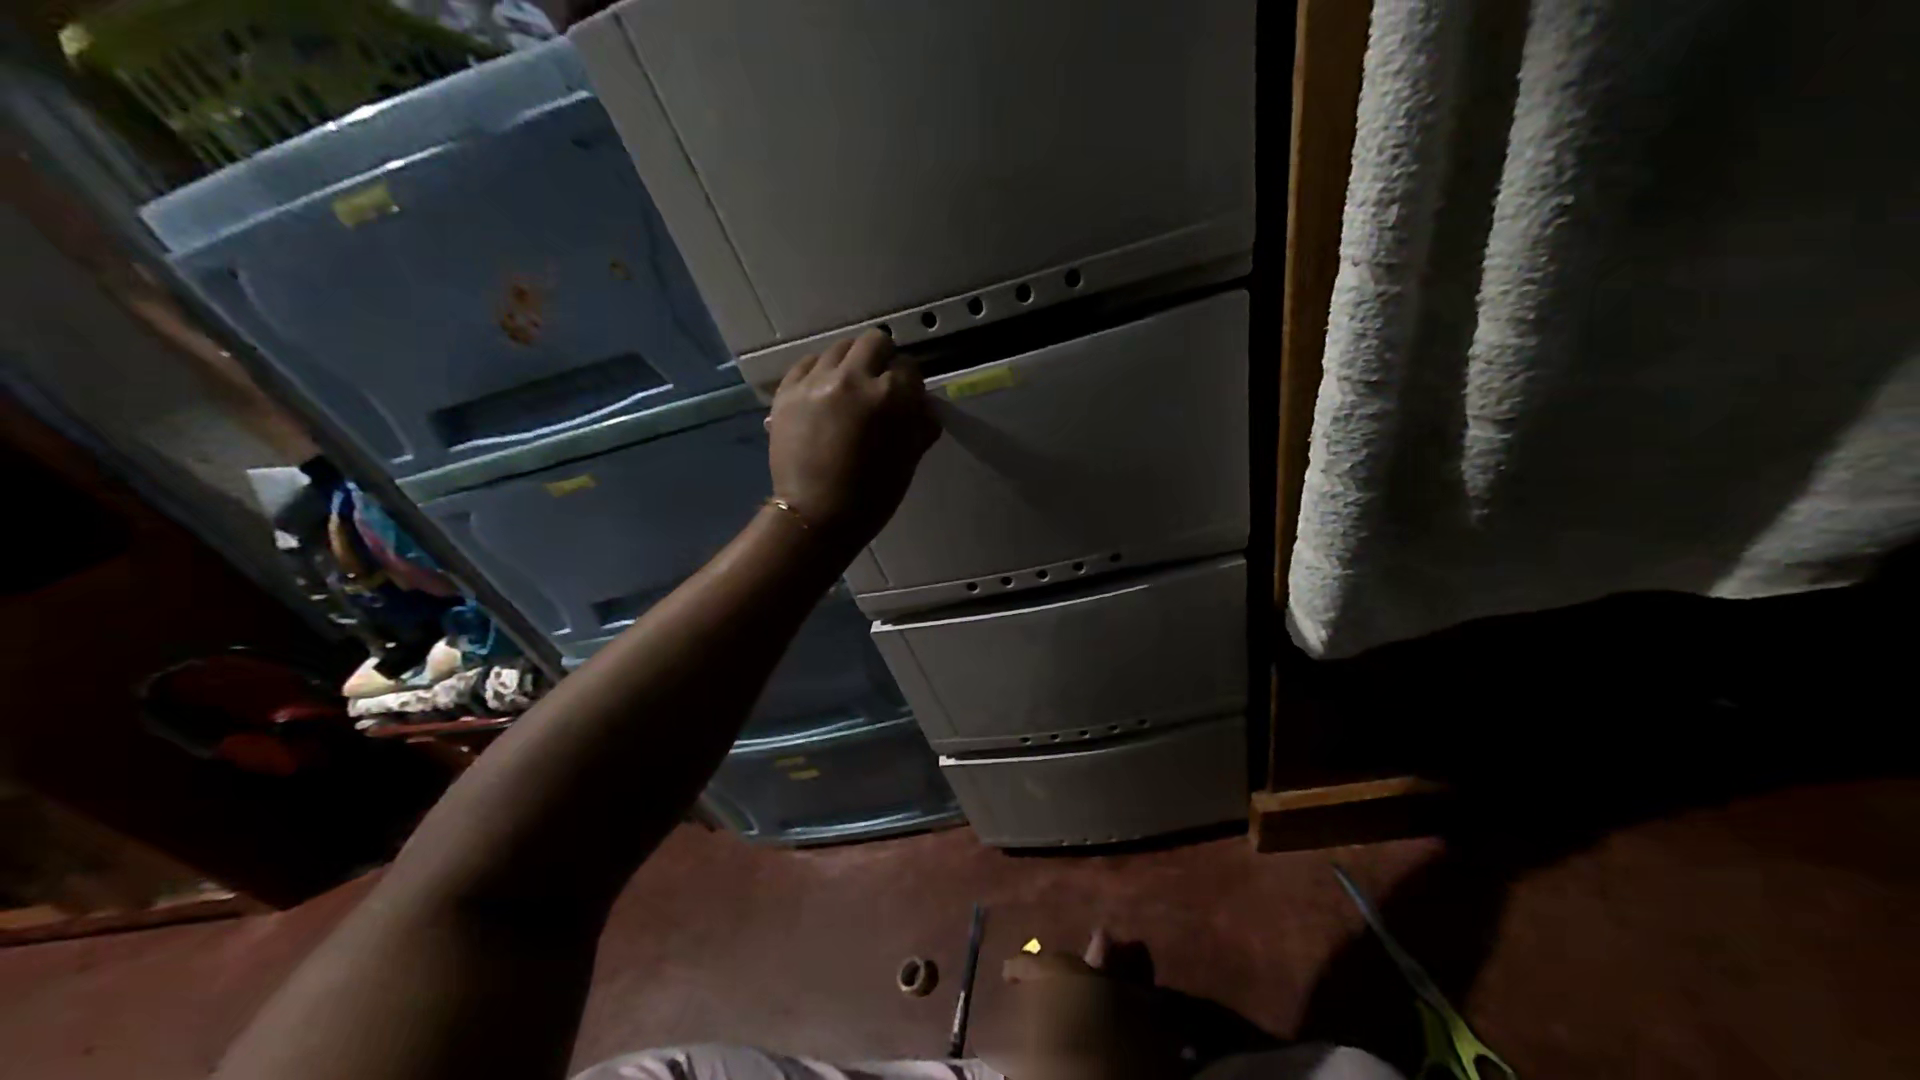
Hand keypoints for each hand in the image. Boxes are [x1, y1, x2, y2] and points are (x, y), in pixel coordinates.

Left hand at [767, 329, 940, 549]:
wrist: (817, 516)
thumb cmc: (871, 494)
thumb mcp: (909, 459)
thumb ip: (921, 424)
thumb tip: (923, 404)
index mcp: (890, 396)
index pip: (908, 368)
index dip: (909, 383)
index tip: (905, 397)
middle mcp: (853, 378)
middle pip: (874, 342)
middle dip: (882, 359)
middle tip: (879, 383)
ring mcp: (815, 382)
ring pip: (839, 349)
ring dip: (850, 363)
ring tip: (848, 388)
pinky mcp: (787, 392)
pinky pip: (807, 364)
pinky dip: (819, 373)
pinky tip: (823, 392)